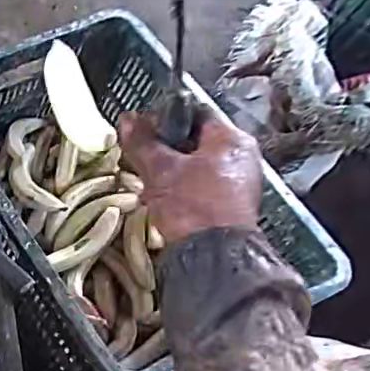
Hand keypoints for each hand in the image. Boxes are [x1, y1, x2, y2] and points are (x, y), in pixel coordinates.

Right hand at [120, 107, 262, 244]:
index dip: (165, 118)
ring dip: (172, 170)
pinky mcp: (230, 205)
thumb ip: (143, 143)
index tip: (141, 131)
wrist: (211, 256)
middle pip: (196, 141)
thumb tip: (126, 118)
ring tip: (148, 180)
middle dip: (166, 149)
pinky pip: (202, 185)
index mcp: (232, 139)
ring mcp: (238, 183)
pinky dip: (182, 187)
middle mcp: (242, 156)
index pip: (196, 114)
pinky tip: (163, 198)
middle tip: (141, 157)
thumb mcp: (160, 171)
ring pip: (197, 165)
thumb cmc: (191, 205)